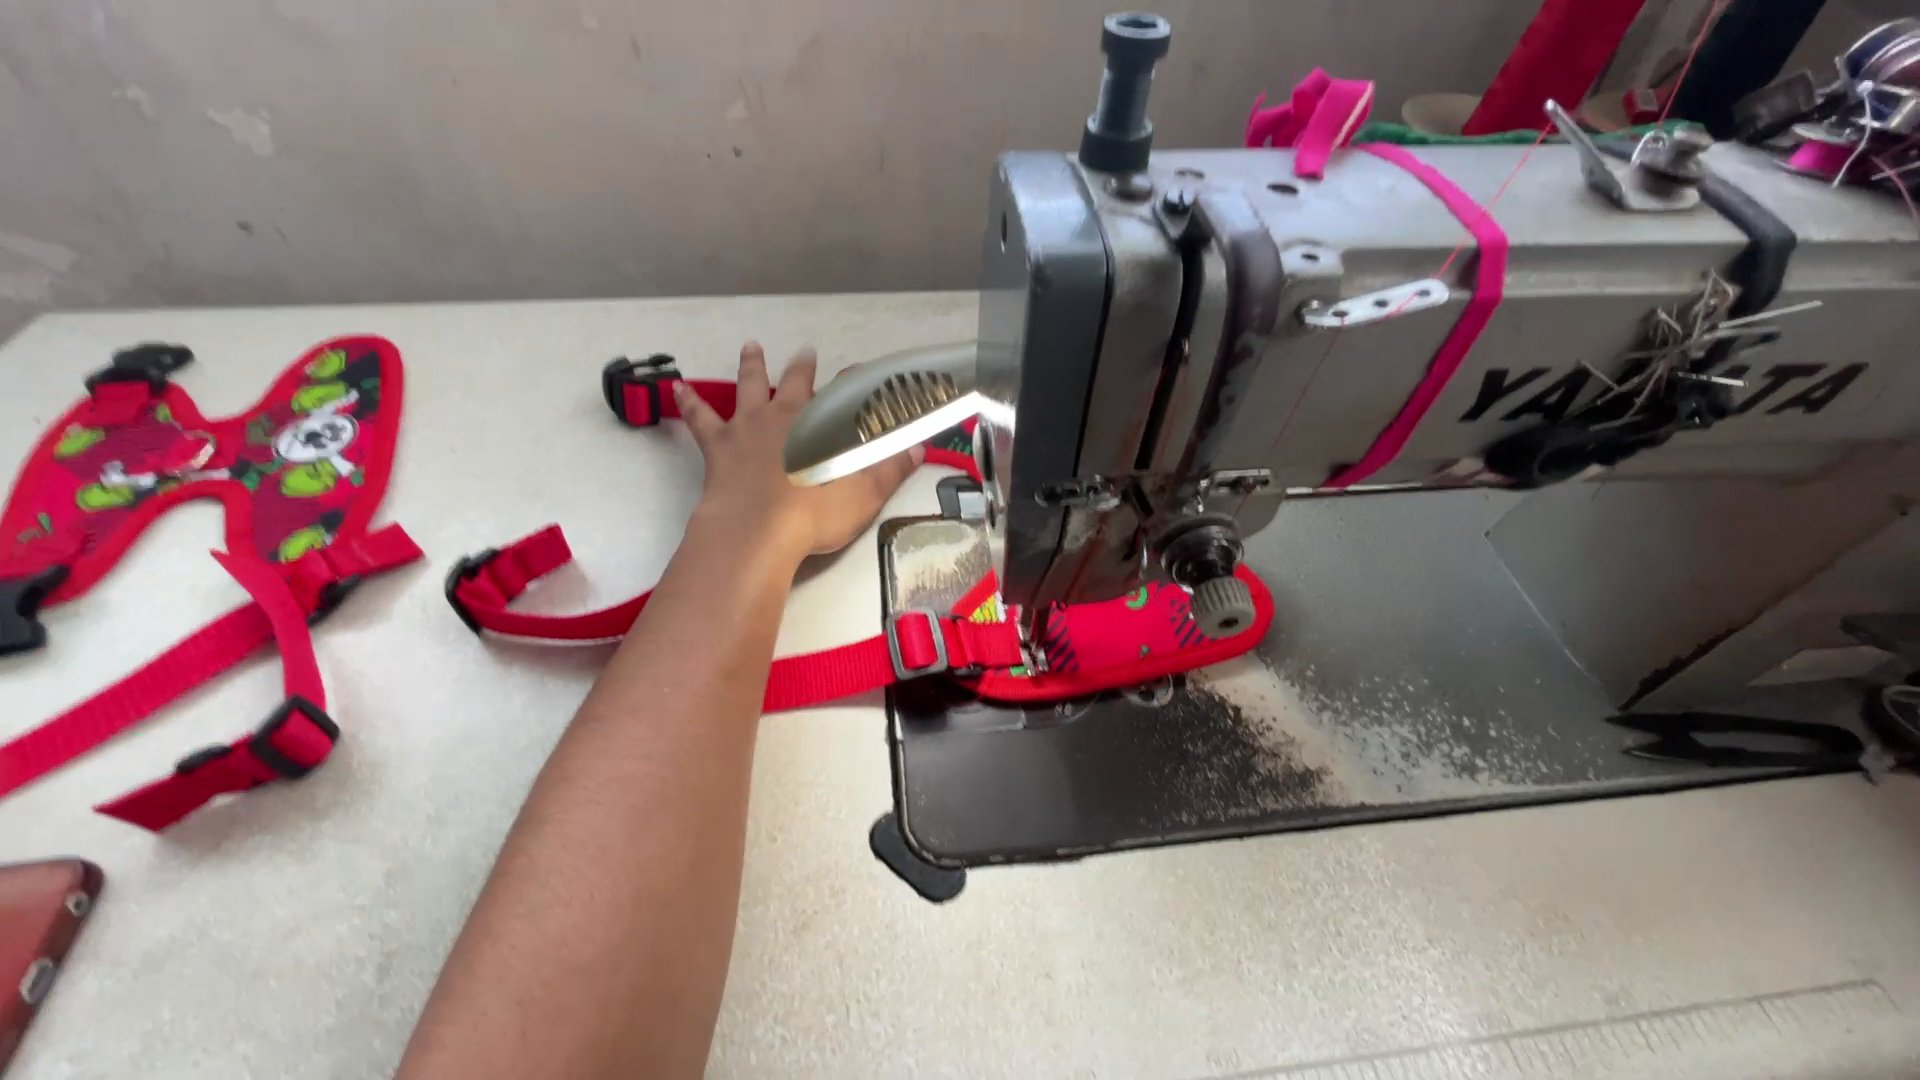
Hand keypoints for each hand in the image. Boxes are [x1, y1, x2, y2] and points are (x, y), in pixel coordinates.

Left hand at [673, 342, 920, 566]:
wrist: (757, 533)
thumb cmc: (814, 514)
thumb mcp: (864, 495)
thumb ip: (890, 469)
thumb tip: (917, 448)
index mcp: (820, 424)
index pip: (843, 393)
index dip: (854, 383)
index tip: (862, 374)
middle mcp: (785, 415)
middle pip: (795, 381)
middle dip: (803, 367)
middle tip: (807, 352)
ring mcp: (747, 427)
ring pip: (749, 386)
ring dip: (751, 365)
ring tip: (751, 347)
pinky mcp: (718, 446)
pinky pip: (700, 417)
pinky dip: (689, 401)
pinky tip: (678, 387)